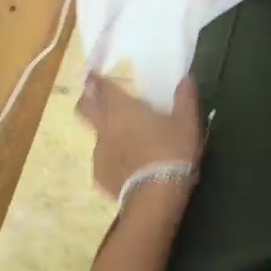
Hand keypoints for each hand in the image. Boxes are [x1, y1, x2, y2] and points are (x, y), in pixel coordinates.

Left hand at [77, 75, 203, 200]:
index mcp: (122, 109)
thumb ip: (185, 97)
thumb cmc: (171, 151)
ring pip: (96, 136)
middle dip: (87, 100)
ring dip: (106, 131)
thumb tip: (186, 78)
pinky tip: (130, 164)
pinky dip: (114, 157)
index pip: (100, 88)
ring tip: (125, 137)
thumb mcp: (187, 121)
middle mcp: (105, 128)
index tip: (93, 74)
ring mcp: (99, 154)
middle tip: (95, 96)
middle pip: (84, 109)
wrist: (156, 196)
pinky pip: (104, 160)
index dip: (95, 80)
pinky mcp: (101, 176)